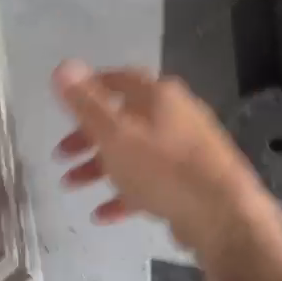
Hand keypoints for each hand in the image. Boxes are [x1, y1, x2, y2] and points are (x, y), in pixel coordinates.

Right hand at [51, 60, 278, 253]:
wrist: (220, 213)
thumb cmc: (161, 168)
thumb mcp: (114, 134)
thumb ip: (85, 103)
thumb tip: (63, 66)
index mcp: (158, 97)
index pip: (119, 79)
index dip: (89, 88)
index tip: (64, 103)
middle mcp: (175, 116)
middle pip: (123, 120)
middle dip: (87, 137)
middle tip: (61, 154)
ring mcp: (184, 149)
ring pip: (132, 152)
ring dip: (98, 168)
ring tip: (72, 186)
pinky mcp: (188, 180)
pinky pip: (148, 181)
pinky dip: (123, 193)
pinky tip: (103, 214)